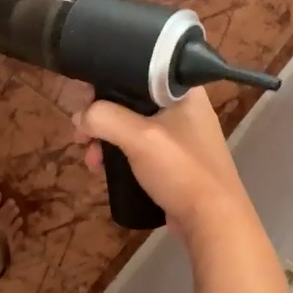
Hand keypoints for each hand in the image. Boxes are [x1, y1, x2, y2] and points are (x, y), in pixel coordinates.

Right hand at [72, 87, 252, 240]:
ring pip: (132, 126)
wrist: (212, 221)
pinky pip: (140, 147)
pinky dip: (120, 154)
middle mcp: (183, 107)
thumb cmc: (180, 170)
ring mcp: (181, 135)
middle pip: (130, 101)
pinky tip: (104, 168)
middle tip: (81, 137)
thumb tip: (79, 117)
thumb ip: (104, 118)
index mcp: (182, 90)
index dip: (106, 82)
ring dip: (106, 139)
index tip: (83, 100)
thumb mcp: (139, 138)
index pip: (136, 71)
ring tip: (91, 161)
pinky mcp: (175, 160)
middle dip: (100, 118)